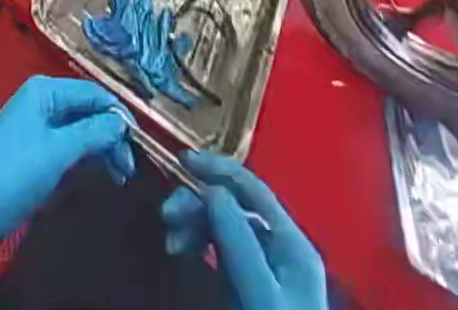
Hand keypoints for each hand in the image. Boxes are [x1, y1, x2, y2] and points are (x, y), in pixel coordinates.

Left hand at [0, 76, 134, 290]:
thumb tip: (122, 122)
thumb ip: (94, 133)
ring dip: (103, 150)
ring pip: (83, 130)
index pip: (94, 93)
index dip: (119, 115)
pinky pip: (71, 146)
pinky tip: (101, 176)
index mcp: (46, 90)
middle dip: (112, 136)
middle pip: (90, 111)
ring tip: (119, 177)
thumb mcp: (58, 152)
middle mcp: (44, 100)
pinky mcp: (37, 148)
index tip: (141, 144)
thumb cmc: (14, 173)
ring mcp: (39, 124)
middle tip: (129, 170)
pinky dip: (87, 158)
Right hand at [160, 152, 325, 309]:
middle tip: (166, 214)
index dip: (218, 169)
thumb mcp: (260, 296)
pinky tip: (180, 250)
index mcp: (292, 245)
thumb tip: (211, 191)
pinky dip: (195, 243)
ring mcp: (261, 269)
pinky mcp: (243, 288)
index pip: (253, 189)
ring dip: (192, 222)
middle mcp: (278, 249)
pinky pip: (215, 249)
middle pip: (233, 205)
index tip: (181, 161)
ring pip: (221, 225)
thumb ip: (238, 242)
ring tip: (170, 239)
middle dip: (197, 202)